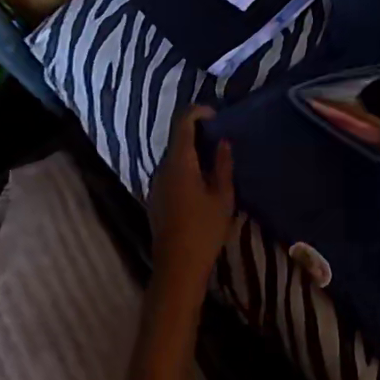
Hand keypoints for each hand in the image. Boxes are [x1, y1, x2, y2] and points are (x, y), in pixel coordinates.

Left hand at [147, 106, 235, 293]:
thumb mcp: (223, 196)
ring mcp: (156, 184)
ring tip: (216, 159)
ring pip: (174, 155)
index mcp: (179, 163)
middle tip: (223, 136)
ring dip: (193, 150)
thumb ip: (223, 165)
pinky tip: (203, 181)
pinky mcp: (156, 197)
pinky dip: (186, 166)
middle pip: (177, 138)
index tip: (217, 115)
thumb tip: (223, 142)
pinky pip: (171, 171)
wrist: (177, 269)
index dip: (198, 111)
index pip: (183, 122)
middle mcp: (162, 169)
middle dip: (198, 131)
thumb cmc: (204, 230)